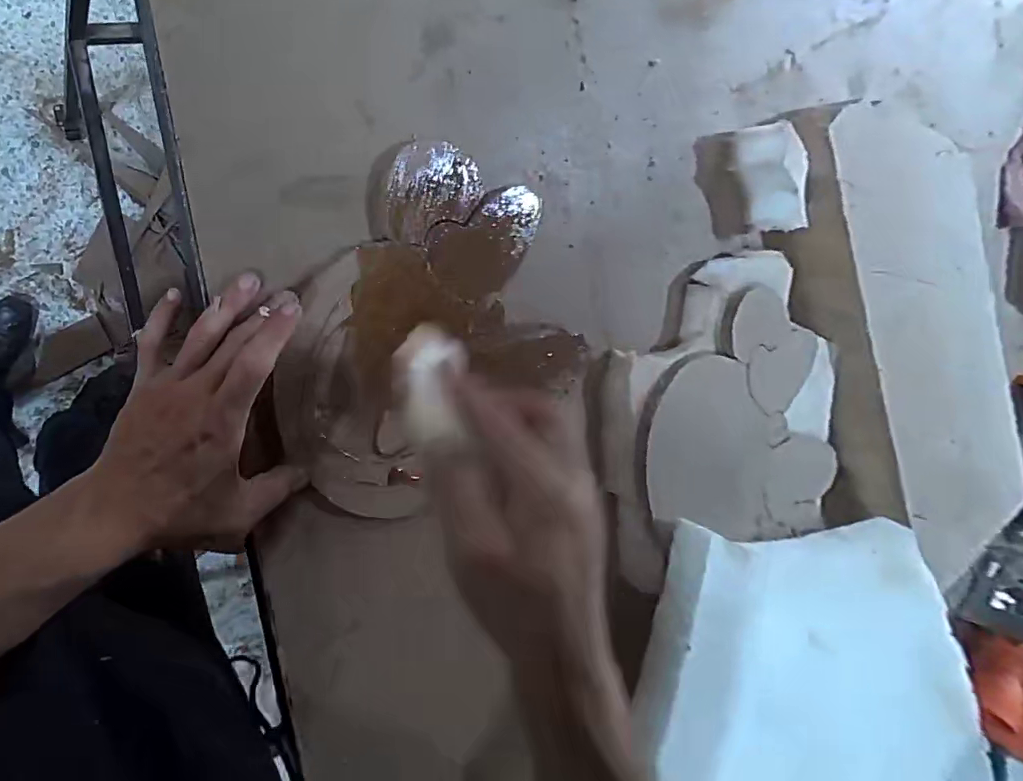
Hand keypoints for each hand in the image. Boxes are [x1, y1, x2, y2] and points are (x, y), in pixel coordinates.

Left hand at [81, 272, 309, 551]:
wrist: (113, 509)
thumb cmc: (178, 512)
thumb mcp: (236, 514)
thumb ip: (275, 490)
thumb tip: (308, 472)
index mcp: (223, 419)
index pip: (253, 365)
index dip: (274, 332)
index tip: (293, 307)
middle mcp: (197, 392)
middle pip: (232, 343)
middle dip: (260, 314)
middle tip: (283, 292)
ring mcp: (167, 384)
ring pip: (200, 336)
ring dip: (224, 305)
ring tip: (247, 279)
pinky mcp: (143, 385)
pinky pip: (151, 344)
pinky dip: (161, 317)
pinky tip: (173, 293)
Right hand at [430, 378, 638, 778]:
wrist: (565, 656)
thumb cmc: (511, 606)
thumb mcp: (471, 549)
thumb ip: (456, 483)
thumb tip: (438, 428)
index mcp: (546, 487)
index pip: (500, 421)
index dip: (466, 391)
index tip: (438, 365)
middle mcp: (574, 477)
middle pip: (543, 411)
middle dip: (500, 397)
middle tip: (462, 402)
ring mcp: (584, 490)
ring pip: (552, 428)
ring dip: (512, 415)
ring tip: (474, 427)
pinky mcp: (582, 503)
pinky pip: (552, 448)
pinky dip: (521, 436)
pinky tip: (497, 460)